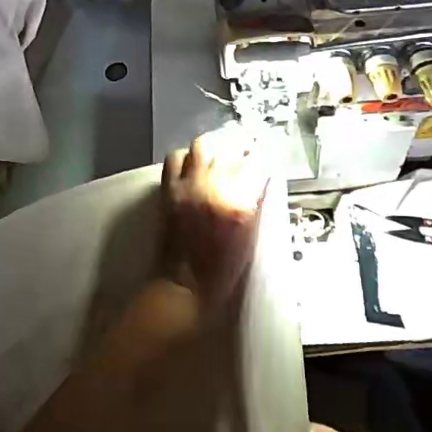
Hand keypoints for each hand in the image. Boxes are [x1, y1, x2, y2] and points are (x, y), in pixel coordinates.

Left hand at [161, 132, 266, 308]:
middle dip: (235, 147)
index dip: (258, 159)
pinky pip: (175, 159)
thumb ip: (256, 205)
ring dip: (209, 149)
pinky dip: (184, 158)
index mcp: (238, 204)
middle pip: (227, 149)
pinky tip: (191, 168)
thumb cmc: (222, 269)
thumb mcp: (250, 237)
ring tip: (214, 157)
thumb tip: (262, 181)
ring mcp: (188, 186)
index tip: (259, 159)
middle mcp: (213, 188)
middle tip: (240, 153)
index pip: (254, 165)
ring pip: (200, 147)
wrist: (184, 284)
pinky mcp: (169, 190)